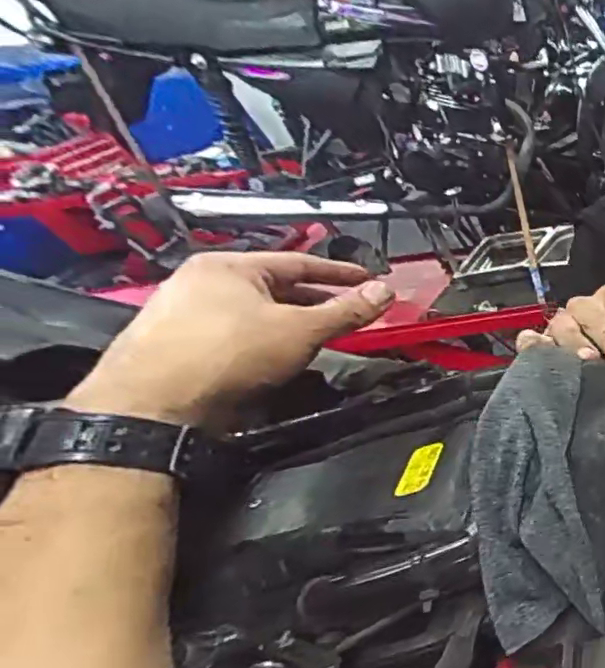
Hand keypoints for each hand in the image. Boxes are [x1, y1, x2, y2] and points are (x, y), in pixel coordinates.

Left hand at [64, 252, 394, 426]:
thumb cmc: (232, 353)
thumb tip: (386, 291)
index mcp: (227, 267)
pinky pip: (241, 327)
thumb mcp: (305, 329)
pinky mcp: (179, 339)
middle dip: (321, 299)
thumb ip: (349, 309)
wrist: (155, 405)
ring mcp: (184, 310)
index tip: (371, 280)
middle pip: (278, 285)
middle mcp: (200, 281)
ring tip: (327, 332)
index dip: (342, 273)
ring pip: (260, 308)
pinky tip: (287, 349)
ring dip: (297, 319)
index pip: (300, 262)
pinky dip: (271, 333)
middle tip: (355, 310)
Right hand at [515, 284, 604, 368]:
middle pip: (595, 316)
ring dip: (577, 344)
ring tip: (589, 362)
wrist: (599, 359)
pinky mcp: (539, 342)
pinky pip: (532, 341)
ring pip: (564, 327)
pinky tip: (540, 352)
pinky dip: (534, 345)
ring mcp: (560, 324)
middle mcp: (586, 309)